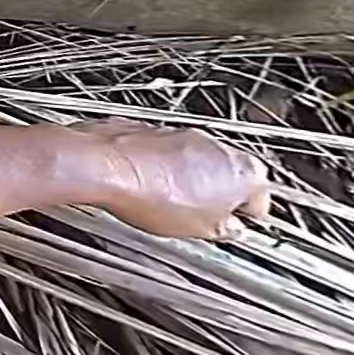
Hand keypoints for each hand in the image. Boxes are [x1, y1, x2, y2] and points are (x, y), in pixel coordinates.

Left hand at [77, 119, 270, 238]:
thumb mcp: (201, 229)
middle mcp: (209, 142)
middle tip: (190, 212)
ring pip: (182, 157)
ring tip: (154, 196)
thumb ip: (226, 228)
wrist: (95, 165)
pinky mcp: (135, 125)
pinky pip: (146, 146)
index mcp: (242, 169)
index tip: (229, 223)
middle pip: (219, 173)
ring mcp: (169, 130)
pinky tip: (130, 177)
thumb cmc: (148, 194)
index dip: (241, 215)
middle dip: (208, 192)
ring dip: (174, 174)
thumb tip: (228, 227)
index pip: (258, 198)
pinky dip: (143, 160)